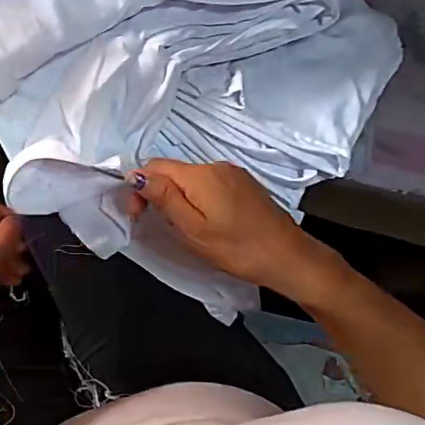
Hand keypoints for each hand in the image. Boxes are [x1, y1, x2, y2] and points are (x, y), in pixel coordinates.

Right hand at [128, 159, 349, 304]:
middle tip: (158, 223)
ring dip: (175, 196)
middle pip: (171, 170)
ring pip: (188, 178)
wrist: (289, 258)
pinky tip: (203, 219)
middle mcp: (216, 166)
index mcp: (200, 175)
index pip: (154, 167)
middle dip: (155, 191)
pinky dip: (195, 197)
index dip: (138, 187)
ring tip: (182, 225)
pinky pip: (207, 183)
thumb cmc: (237, 249)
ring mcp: (232, 173)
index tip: (137, 215)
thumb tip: (136, 175)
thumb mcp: (192, 228)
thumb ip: (163, 198)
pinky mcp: (242, 184)